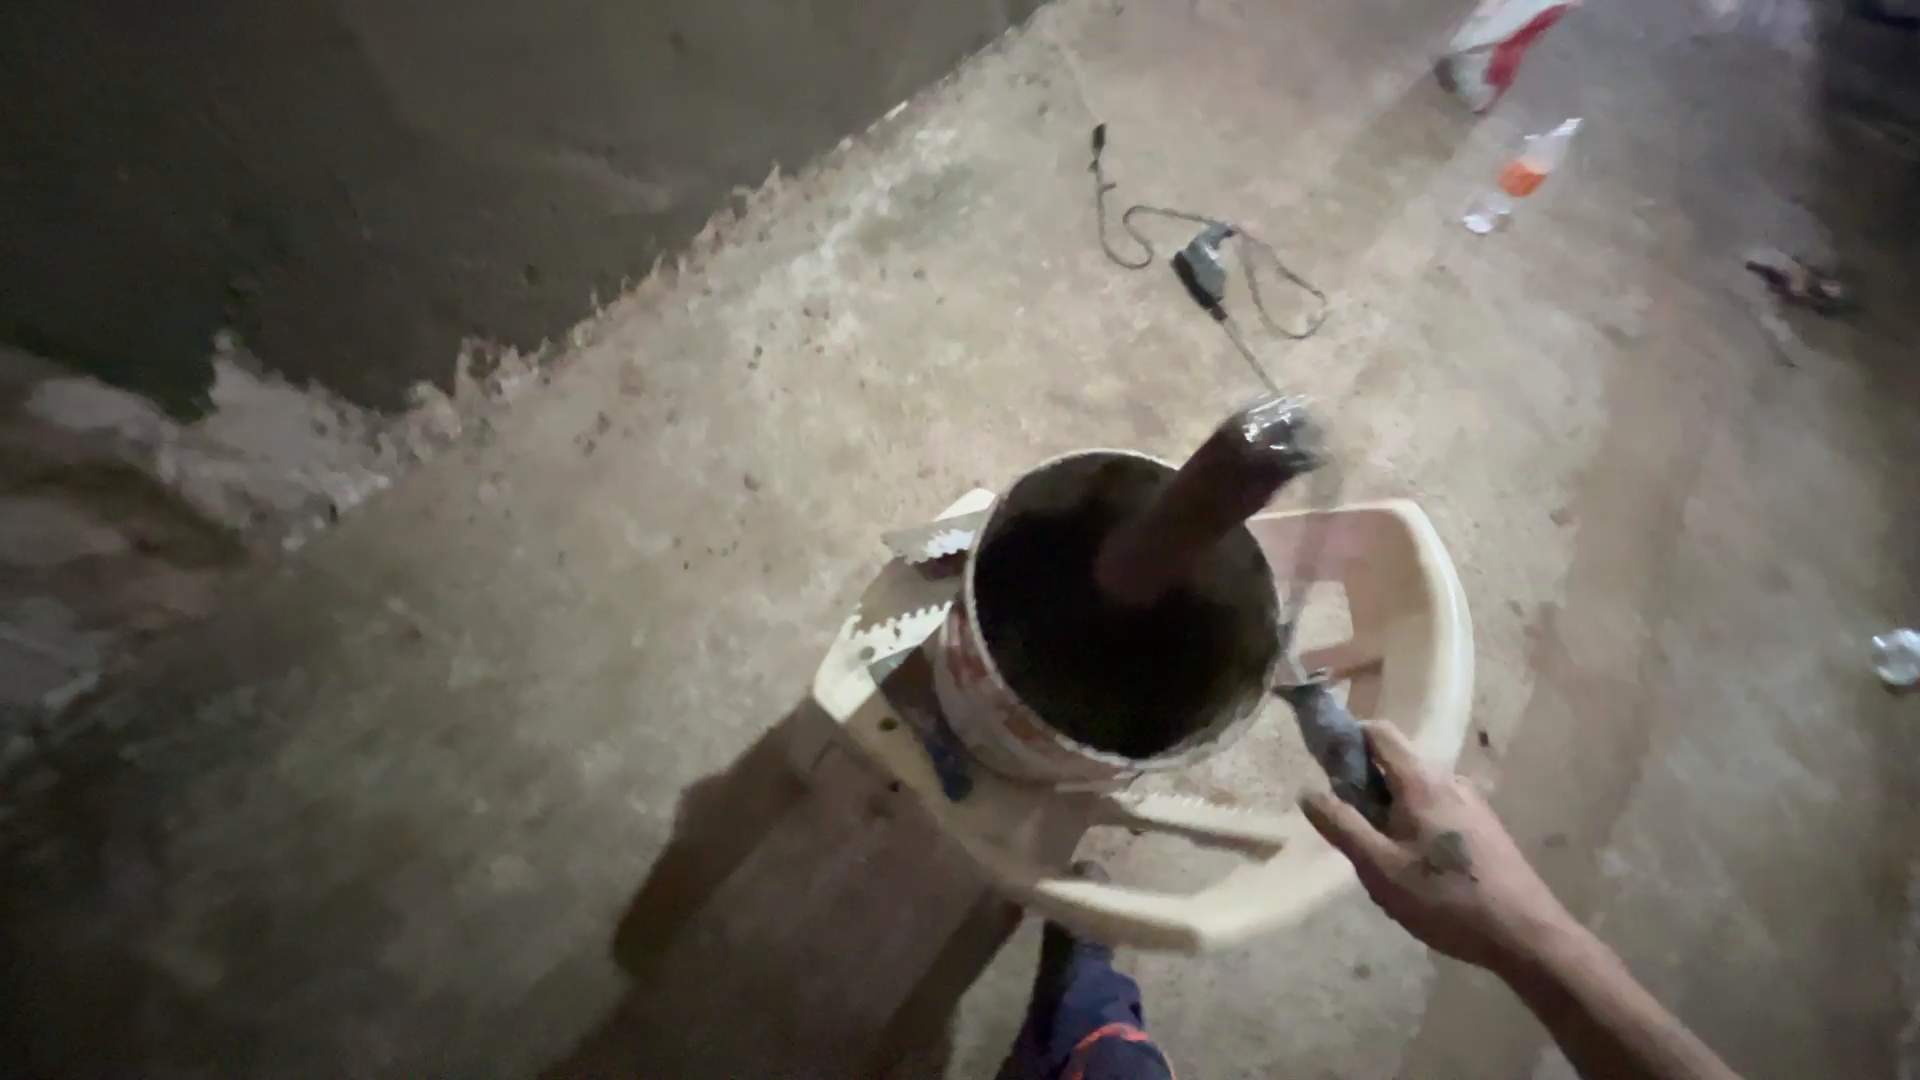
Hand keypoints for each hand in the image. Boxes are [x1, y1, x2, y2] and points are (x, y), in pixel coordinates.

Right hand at [1300, 723, 1575, 975]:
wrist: (1532, 940)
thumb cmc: (1448, 900)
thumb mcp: (1380, 867)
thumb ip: (1341, 825)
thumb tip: (1307, 792)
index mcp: (1421, 782)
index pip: (1378, 732)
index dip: (1347, 739)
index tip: (1327, 769)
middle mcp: (1449, 781)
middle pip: (1395, 761)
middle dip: (1365, 784)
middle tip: (1352, 825)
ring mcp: (1473, 804)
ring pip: (1415, 788)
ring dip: (1390, 807)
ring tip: (1384, 854)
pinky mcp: (1486, 829)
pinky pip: (1437, 808)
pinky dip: (1415, 822)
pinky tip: (1418, 867)